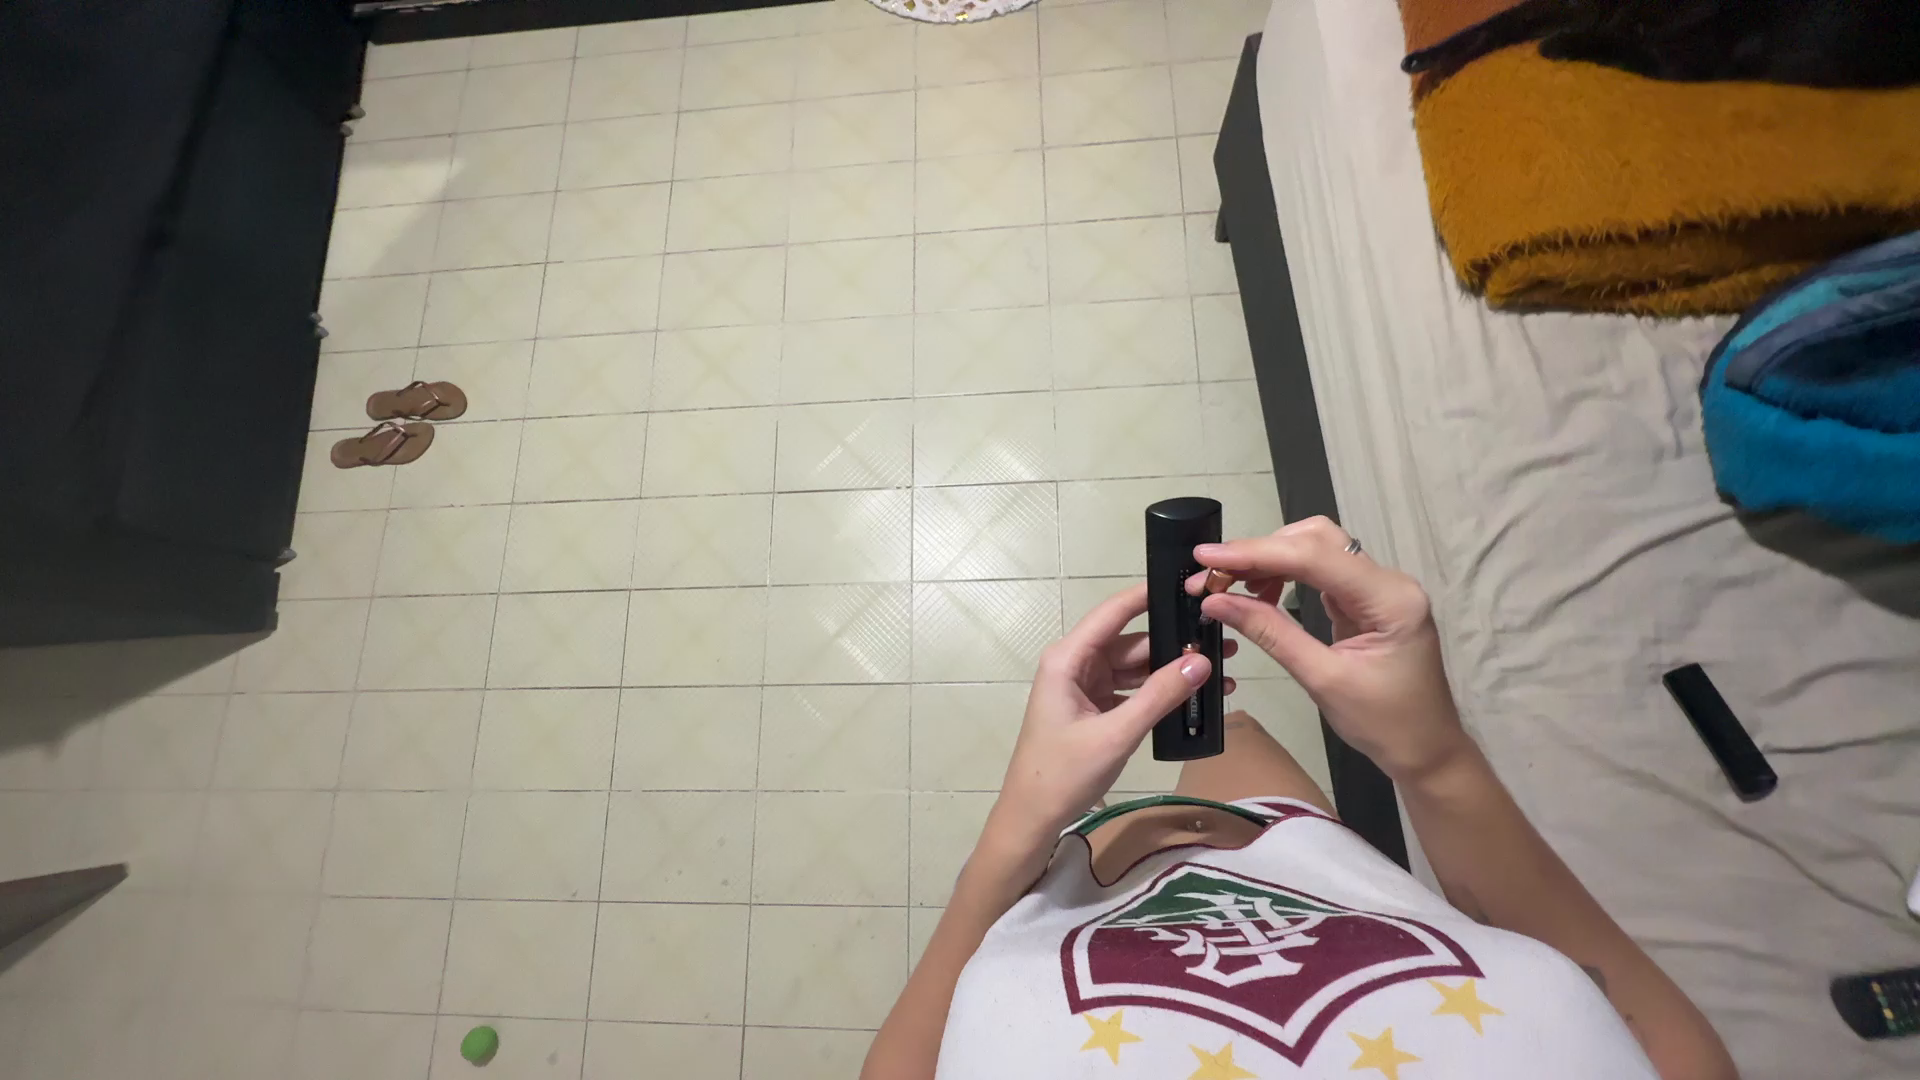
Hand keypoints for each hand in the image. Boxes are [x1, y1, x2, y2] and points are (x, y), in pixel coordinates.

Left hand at [980, 585, 1220, 872]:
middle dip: (1174, 641)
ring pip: (1135, 666)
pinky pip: (1132, 689)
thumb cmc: (1064, 771)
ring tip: (1223, 669)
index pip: (1113, 613)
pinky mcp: (1094, 706)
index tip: (1188, 583)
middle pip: (1131, 641)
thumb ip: (1159, 696)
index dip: (1149, 595)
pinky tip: (1195, 696)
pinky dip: (1159, 692)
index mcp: (1068, 658)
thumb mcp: (1116, 733)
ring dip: (1172, 670)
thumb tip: (1202, 660)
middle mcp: (1075, 663)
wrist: (1033, 815)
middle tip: (1224, 640)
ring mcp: (1085, 685)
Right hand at [1188, 517, 1469, 783]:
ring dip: (1268, 558)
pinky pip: (1318, 570)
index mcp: (1388, 599)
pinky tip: (1257, 590)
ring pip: (1315, 548)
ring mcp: (1376, 587)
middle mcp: (1386, 581)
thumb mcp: (1321, 679)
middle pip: (1315, 539)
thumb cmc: (1384, 723)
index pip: (1313, 557)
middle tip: (1211, 574)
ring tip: (1228, 584)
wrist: (1426, 751)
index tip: (1206, 556)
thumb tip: (1215, 601)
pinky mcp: (1363, 598)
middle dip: (1259, 551)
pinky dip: (1282, 573)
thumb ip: (1270, 633)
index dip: (1255, 552)